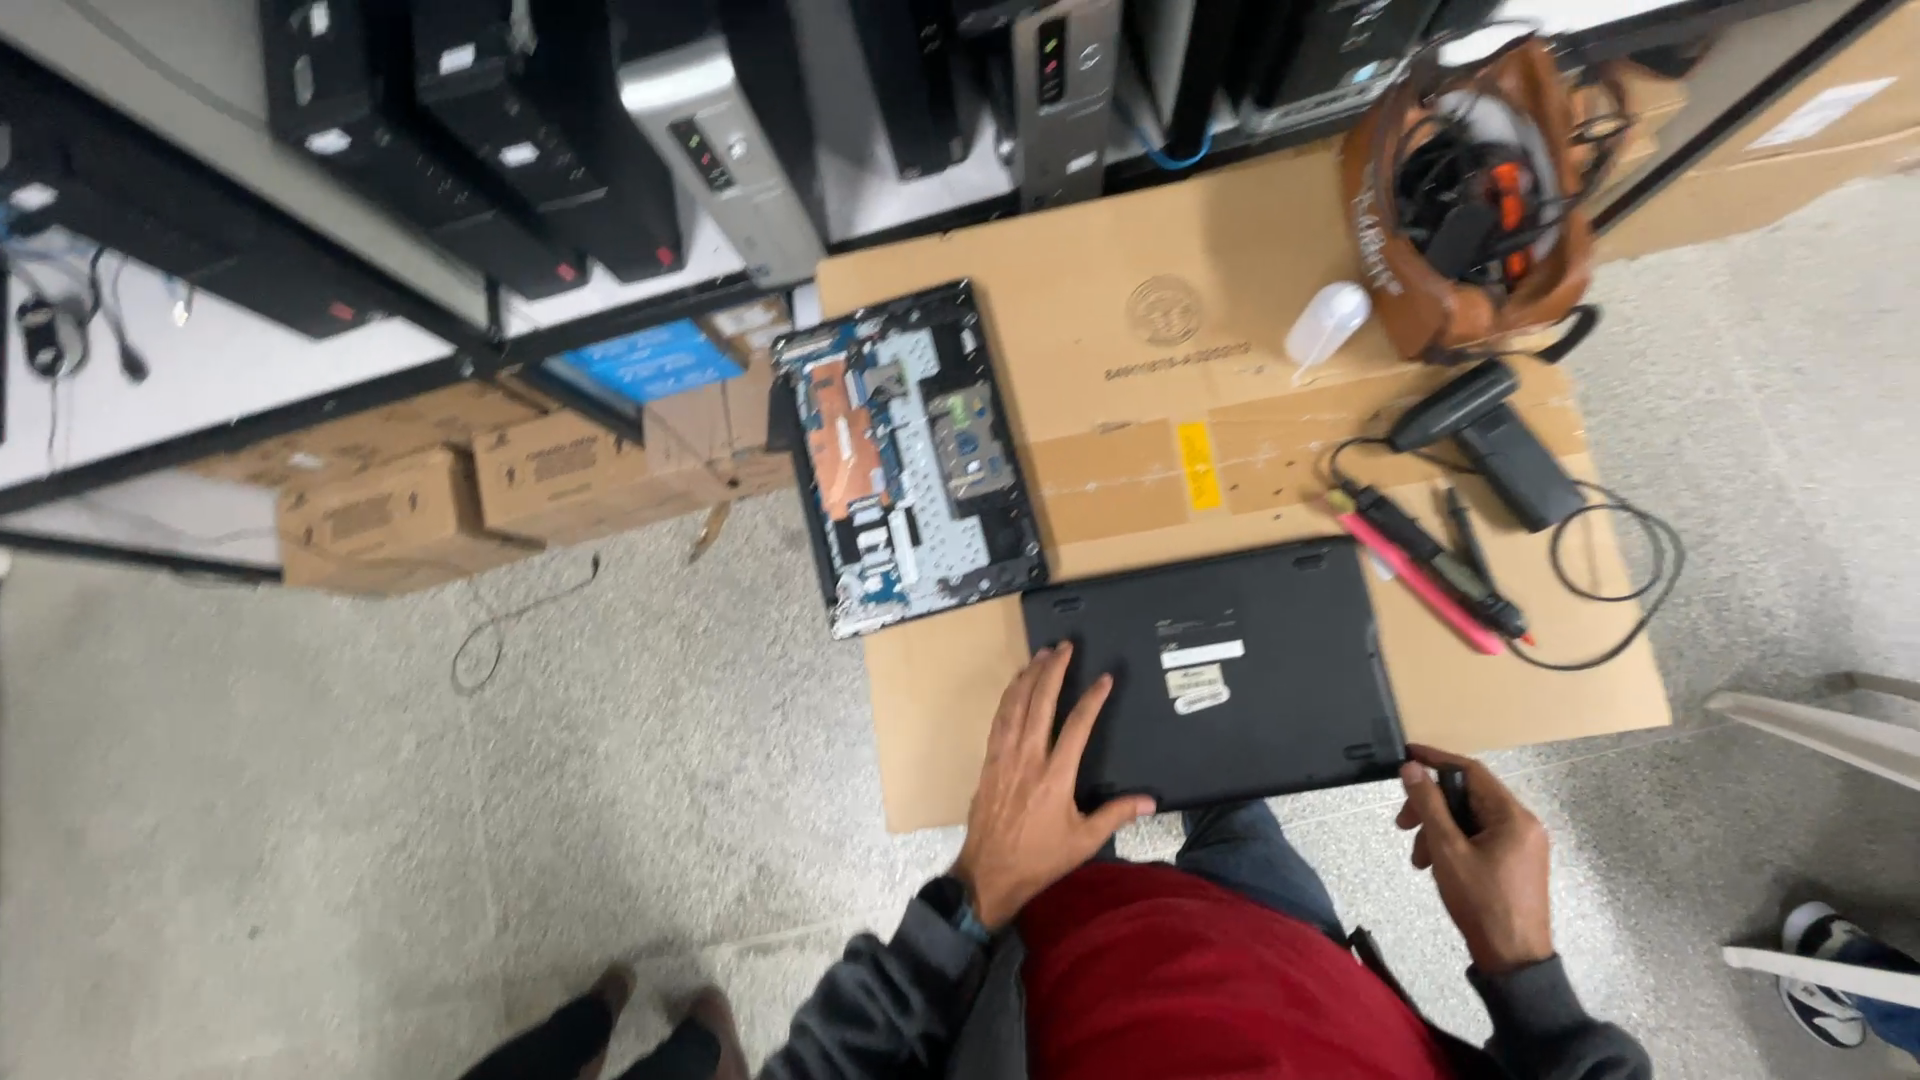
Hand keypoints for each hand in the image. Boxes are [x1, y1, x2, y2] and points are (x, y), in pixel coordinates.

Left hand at [951, 644, 1155, 928]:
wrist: (990, 872)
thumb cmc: (1040, 858)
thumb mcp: (1084, 842)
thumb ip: (1115, 815)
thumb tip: (1149, 801)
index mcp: (1055, 776)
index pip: (1077, 725)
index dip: (1092, 699)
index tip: (1104, 679)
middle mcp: (1028, 758)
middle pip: (1041, 703)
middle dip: (1053, 671)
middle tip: (1065, 647)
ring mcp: (1004, 756)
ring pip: (1016, 705)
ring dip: (1028, 677)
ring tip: (1041, 655)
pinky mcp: (989, 760)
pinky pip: (998, 719)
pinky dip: (1008, 697)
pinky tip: (1015, 685)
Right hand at [1395, 744, 1553, 974]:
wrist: (1513, 959)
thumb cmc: (1481, 900)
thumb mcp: (1447, 849)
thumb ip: (1428, 804)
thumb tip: (1411, 767)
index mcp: (1513, 817)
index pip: (1471, 771)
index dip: (1436, 760)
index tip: (1405, 754)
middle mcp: (1522, 824)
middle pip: (1466, 796)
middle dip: (1430, 806)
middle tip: (1402, 823)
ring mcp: (1520, 844)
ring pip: (1467, 819)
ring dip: (1436, 829)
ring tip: (1418, 856)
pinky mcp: (1513, 861)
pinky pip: (1476, 837)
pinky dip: (1450, 843)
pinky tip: (1434, 864)